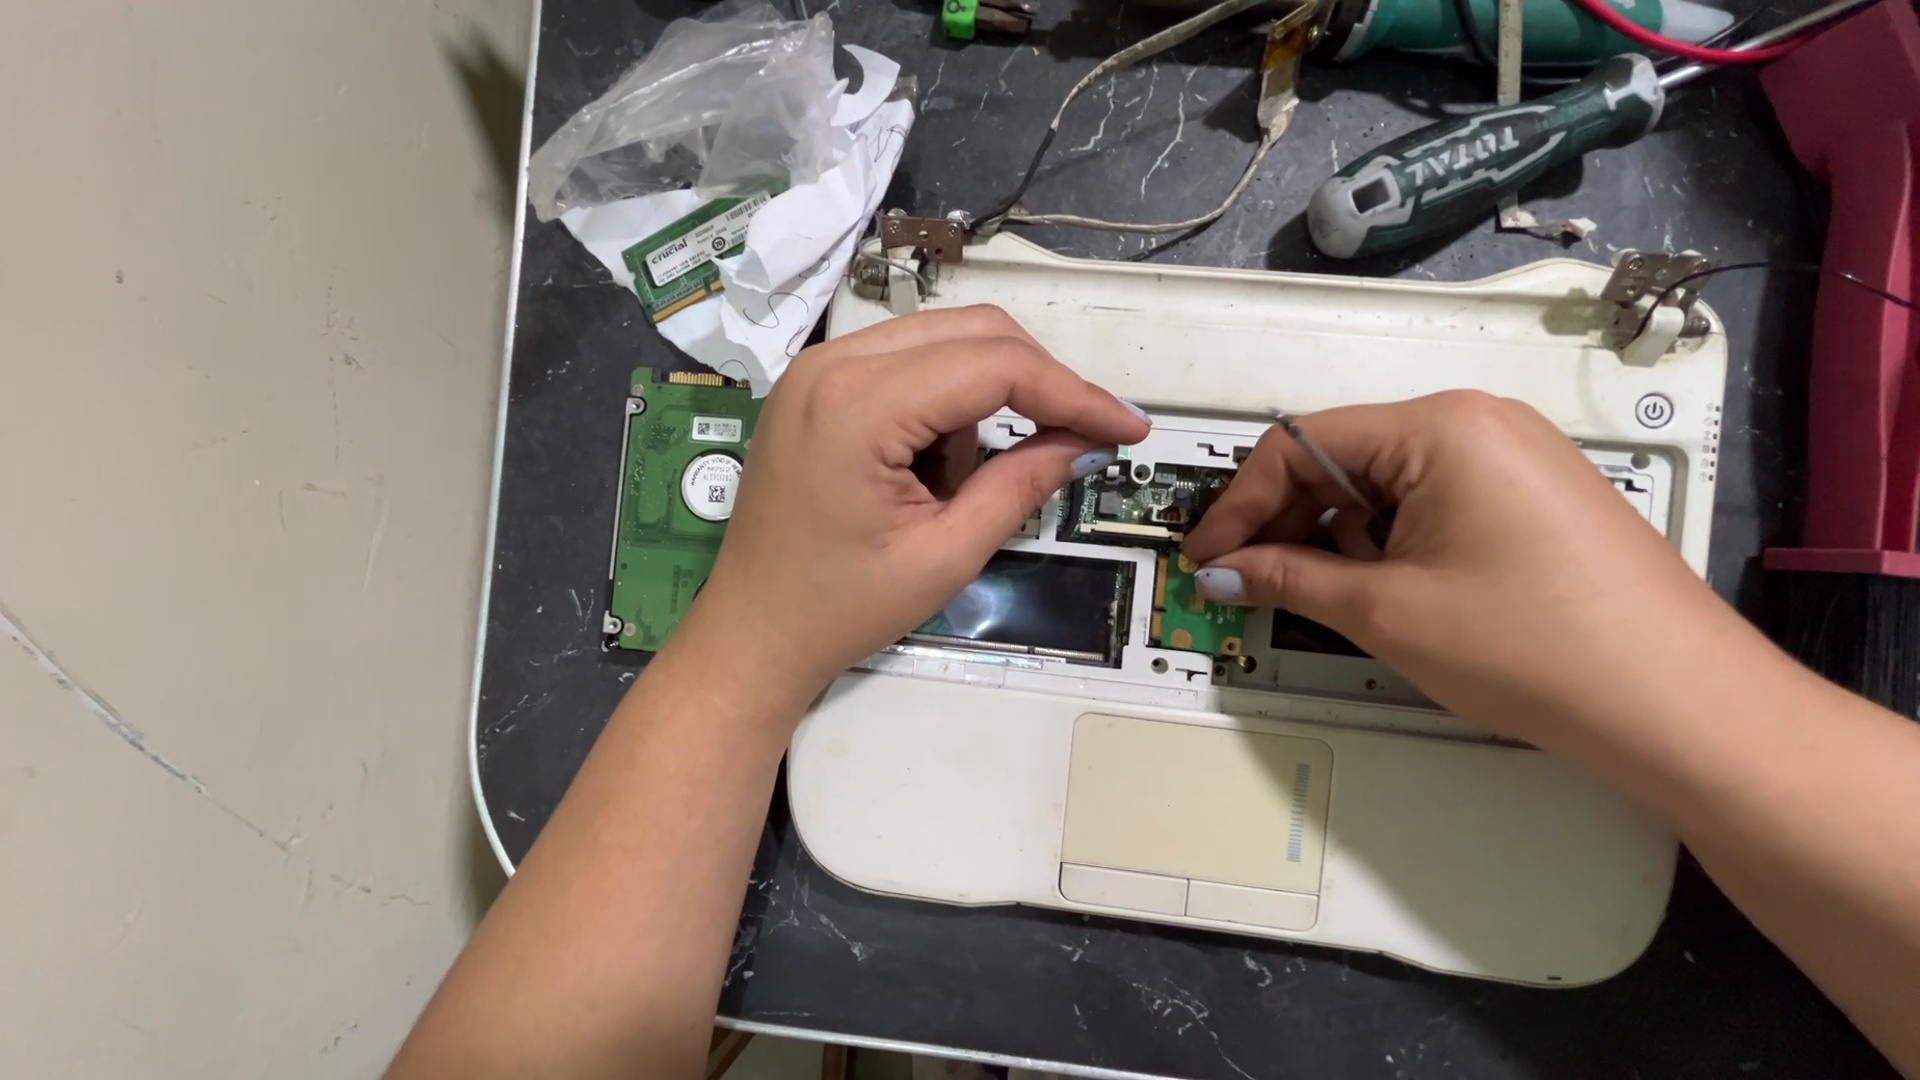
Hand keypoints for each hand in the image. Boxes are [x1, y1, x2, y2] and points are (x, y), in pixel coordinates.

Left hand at [681, 305, 1149, 696]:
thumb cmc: (839, 609)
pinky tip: (929, 471)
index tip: (1127, 428)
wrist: (752, 632)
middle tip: (1078, 440)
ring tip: (961, 485)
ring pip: (943, 342)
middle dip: (1037, 384)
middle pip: (973, 332)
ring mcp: (818, 368)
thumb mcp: (945, 557)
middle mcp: (832, 363)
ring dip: (985, 399)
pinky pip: (908, 364)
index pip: (993, 366)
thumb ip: (1019, 487)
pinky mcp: (817, 385)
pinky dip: (944, 405)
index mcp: (857, 406)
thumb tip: (1085, 442)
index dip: (1072, 394)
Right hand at [1181, 391, 1741, 744]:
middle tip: (1243, 577)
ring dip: (1328, 532)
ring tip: (1307, 589)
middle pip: (1337, 458)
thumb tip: (1219, 571)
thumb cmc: (1527, 646)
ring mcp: (1507, 457)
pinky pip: (1421, 500)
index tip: (1206, 554)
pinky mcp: (1524, 496)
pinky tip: (1369, 584)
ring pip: (1377, 482)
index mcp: (1439, 426)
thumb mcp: (1383, 610)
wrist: (1681, 710)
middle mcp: (1474, 423)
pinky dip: (1378, 539)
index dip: (1240, 502)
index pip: (1298, 444)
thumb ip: (1285, 578)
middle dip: (1282, 519)